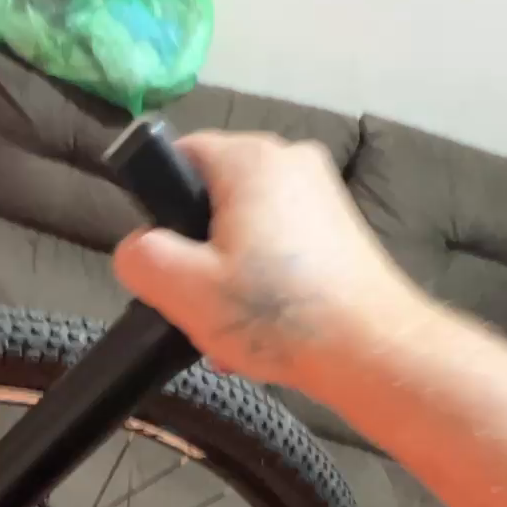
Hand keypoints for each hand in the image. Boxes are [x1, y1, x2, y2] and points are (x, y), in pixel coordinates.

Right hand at [111, 131, 438, 390]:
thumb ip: (141, 258)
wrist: (371, 350)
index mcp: (250, 160)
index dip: (161, 207)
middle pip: (214, 200)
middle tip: (196, 307)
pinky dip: (262, 287)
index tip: (164, 258)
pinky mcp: (339, 232)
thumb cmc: (274, 313)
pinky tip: (262, 331)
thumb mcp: (185, 289)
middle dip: (197, 257)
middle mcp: (290, 161)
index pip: (181, 156)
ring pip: (246, 232)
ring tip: (230, 332)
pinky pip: (279, 250)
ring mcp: (321, 196)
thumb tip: (135, 248)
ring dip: (227, 282)